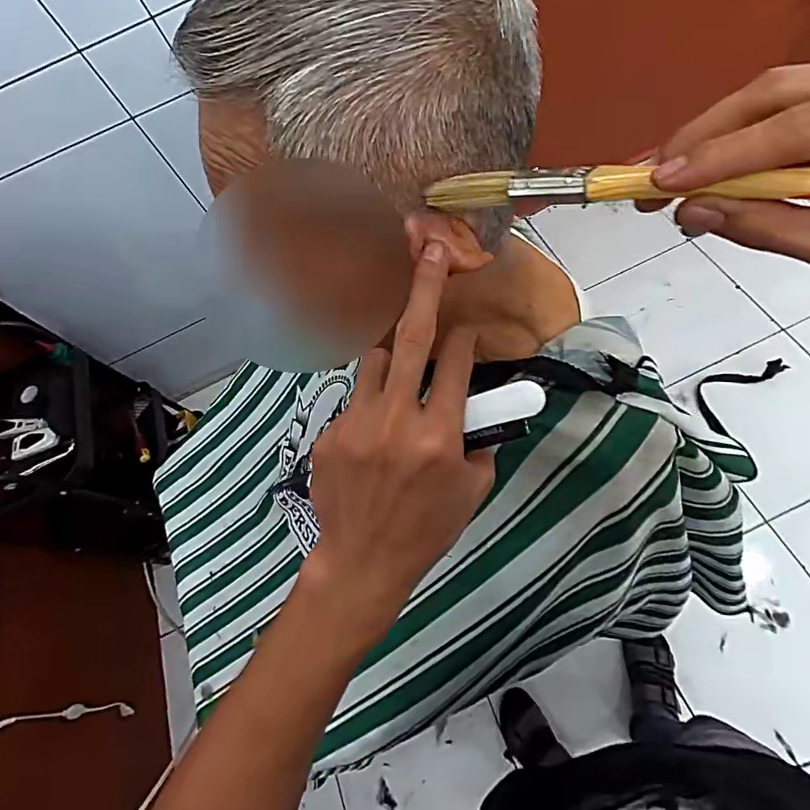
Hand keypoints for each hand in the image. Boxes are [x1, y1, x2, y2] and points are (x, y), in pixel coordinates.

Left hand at [302, 243, 496, 637]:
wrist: (361, 561)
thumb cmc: (425, 530)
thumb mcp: (472, 491)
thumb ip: (480, 443)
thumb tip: (480, 406)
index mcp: (439, 435)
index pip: (456, 362)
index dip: (465, 339)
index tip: (467, 332)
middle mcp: (396, 420)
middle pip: (412, 338)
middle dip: (425, 288)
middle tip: (430, 249)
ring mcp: (357, 423)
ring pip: (375, 360)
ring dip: (393, 356)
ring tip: (400, 379)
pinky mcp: (329, 431)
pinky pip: (355, 398)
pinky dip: (371, 404)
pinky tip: (373, 437)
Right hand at [649, 42, 809, 317]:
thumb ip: (776, 230)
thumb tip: (691, 211)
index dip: (730, 153)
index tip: (662, 181)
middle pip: (796, 89)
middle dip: (712, 135)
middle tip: (651, 176)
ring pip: (792, 87)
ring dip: (723, 131)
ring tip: (671, 172)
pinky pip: (806, 96)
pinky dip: (753, 131)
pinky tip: (718, 159)